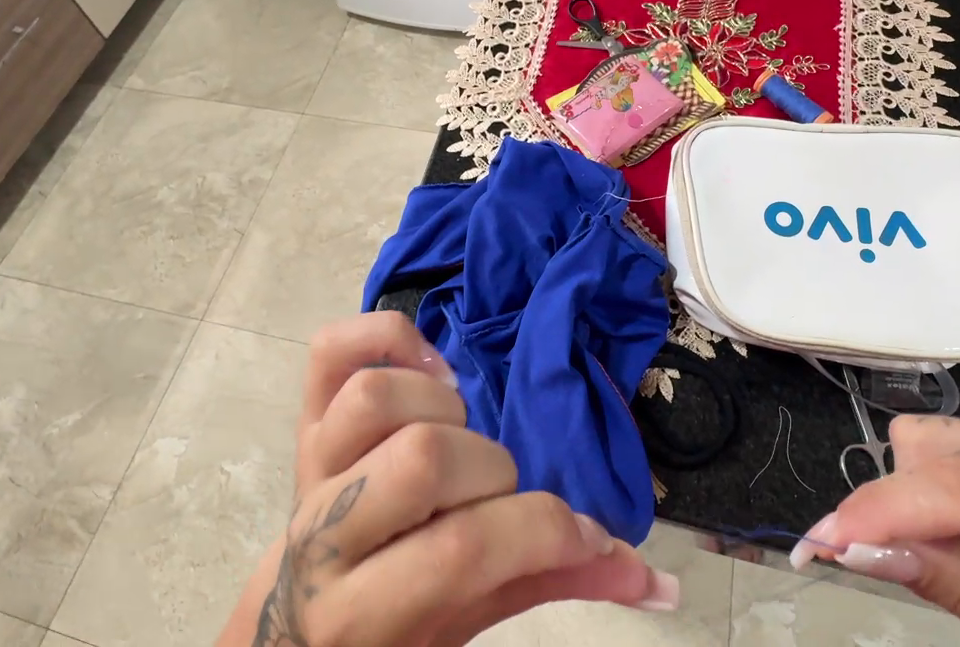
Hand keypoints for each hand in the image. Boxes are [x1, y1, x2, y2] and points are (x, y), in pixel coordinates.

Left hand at [218, 311, 678, 646]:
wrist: (304, 615)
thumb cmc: (393, 624)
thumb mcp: (467, 618)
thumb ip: (550, 583)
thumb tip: (655, 579)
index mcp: (362, 607)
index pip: (460, 550)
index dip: (540, 531)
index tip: (586, 534)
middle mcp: (324, 530)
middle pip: (422, 459)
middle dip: (490, 469)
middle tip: (500, 490)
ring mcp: (311, 464)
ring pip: (376, 397)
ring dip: (442, 406)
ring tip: (459, 431)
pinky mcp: (306, 418)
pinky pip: (332, 349)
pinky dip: (389, 340)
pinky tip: (429, 372)